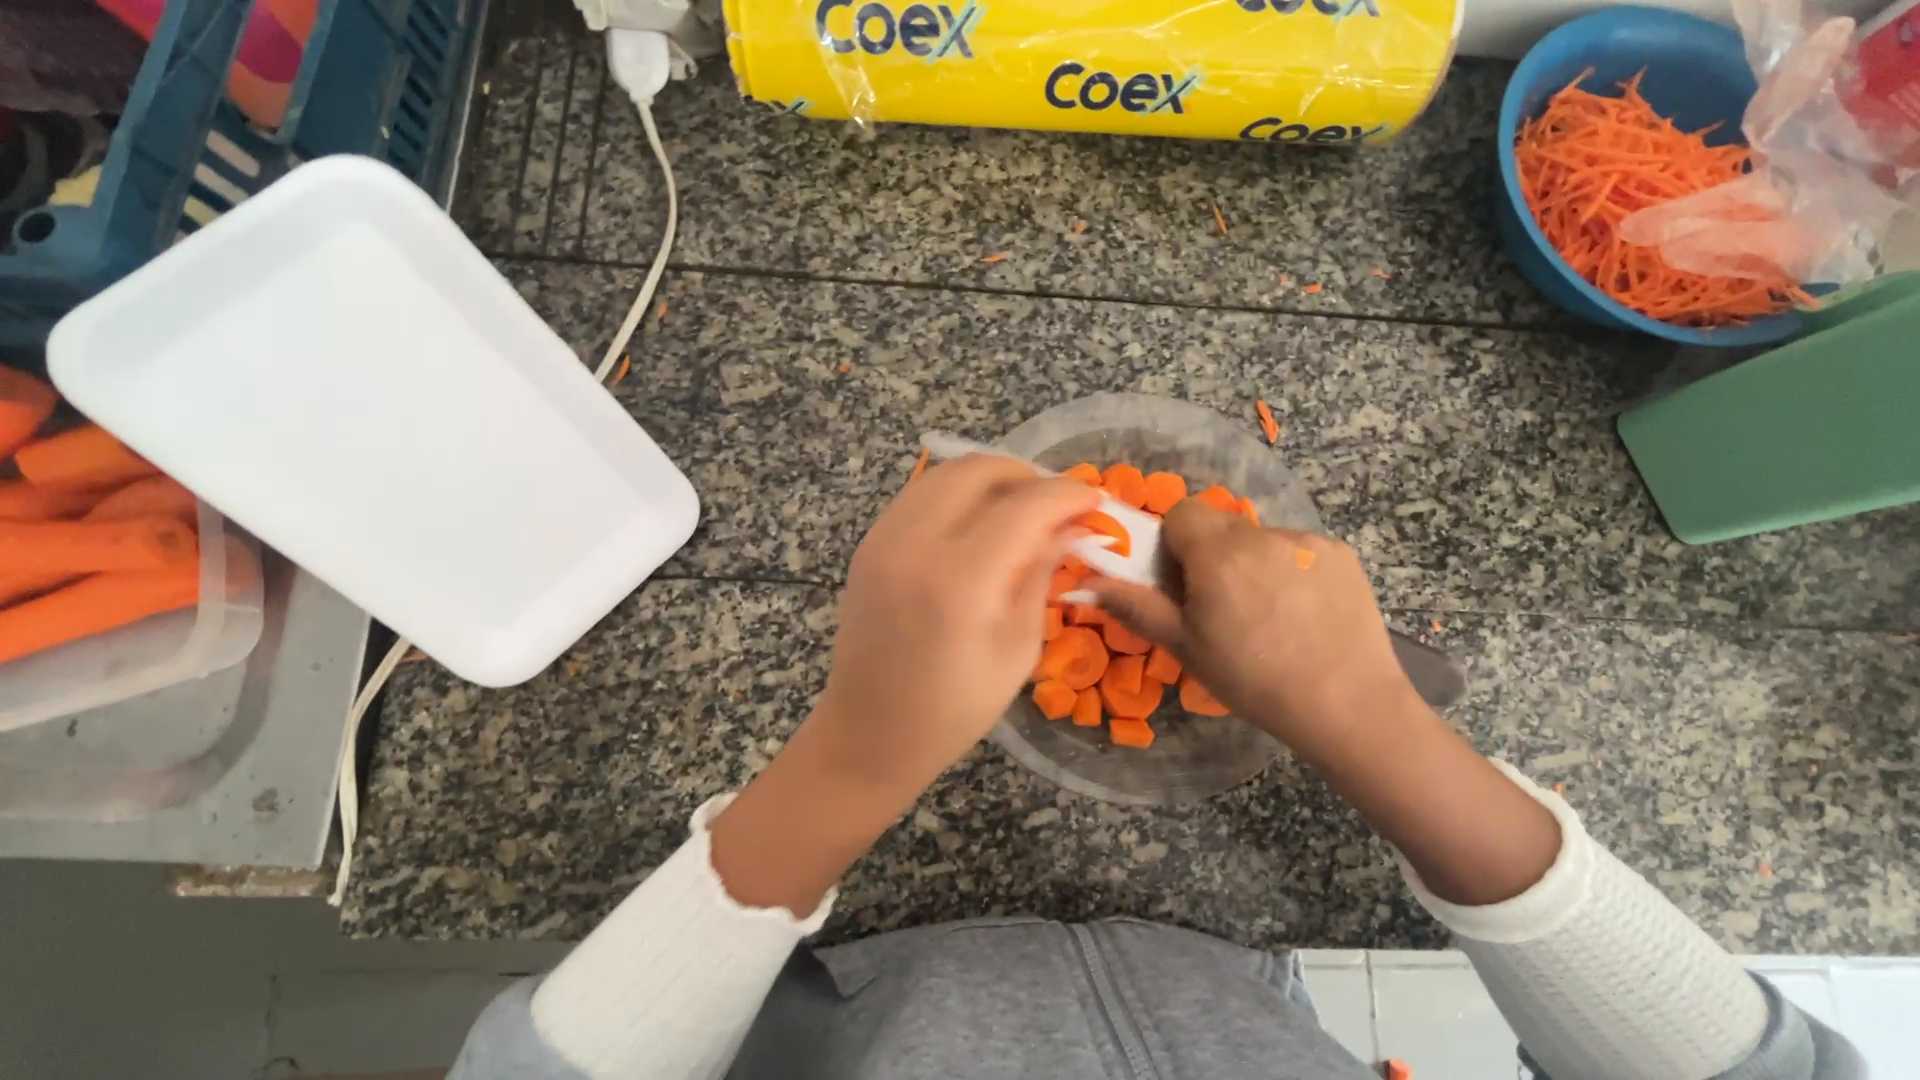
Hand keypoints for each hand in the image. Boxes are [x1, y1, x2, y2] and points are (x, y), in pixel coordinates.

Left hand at [812, 454, 1100, 798]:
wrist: (868, 734)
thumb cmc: (954, 711)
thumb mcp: (1017, 650)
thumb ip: (1040, 575)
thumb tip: (1068, 527)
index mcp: (960, 581)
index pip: (1025, 507)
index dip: (1068, 494)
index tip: (1096, 499)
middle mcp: (914, 545)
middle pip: (979, 470)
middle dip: (1028, 476)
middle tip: (1056, 504)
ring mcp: (883, 539)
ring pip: (944, 473)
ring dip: (990, 479)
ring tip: (1021, 509)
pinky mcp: (868, 545)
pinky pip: (919, 494)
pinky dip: (955, 493)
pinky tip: (978, 522)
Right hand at [1087, 500, 1414, 759]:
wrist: (1346, 705)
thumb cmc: (1253, 680)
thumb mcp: (1186, 647)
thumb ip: (1135, 606)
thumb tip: (1081, 582)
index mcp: (1219, 553)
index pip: (1181, 513)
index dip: (1172, 543)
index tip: (1181, 583)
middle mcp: (1262, 535)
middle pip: (1220, 523)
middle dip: (1210, 552)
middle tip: (1219, 602)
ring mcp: (1307, 541)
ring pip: (1259, 538)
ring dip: (1250, 562)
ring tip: (1267, 614)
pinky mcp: (1341, 554)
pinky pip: (1298, 549)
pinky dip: (1290, 570)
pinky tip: (1301, 612)